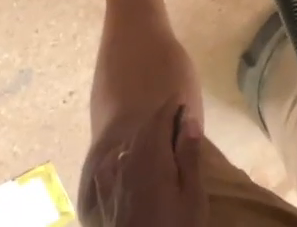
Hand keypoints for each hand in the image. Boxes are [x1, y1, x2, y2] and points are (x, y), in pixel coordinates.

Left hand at [80, 99, 209, 226]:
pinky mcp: (104, 196)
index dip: (172, 106)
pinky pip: (115, 165)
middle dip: (160, 121)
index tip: (182, 99)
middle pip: (144, 131)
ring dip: (145, 140)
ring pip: (130, 147)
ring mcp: (112, 179)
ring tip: (160, 144)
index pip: (160, 117)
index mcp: (150, 155)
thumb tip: (188, 120)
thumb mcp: (192, 197)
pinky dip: (127, 158)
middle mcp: (127, 160)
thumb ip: (188, 156)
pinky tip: (131, 164)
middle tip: (176, 119)